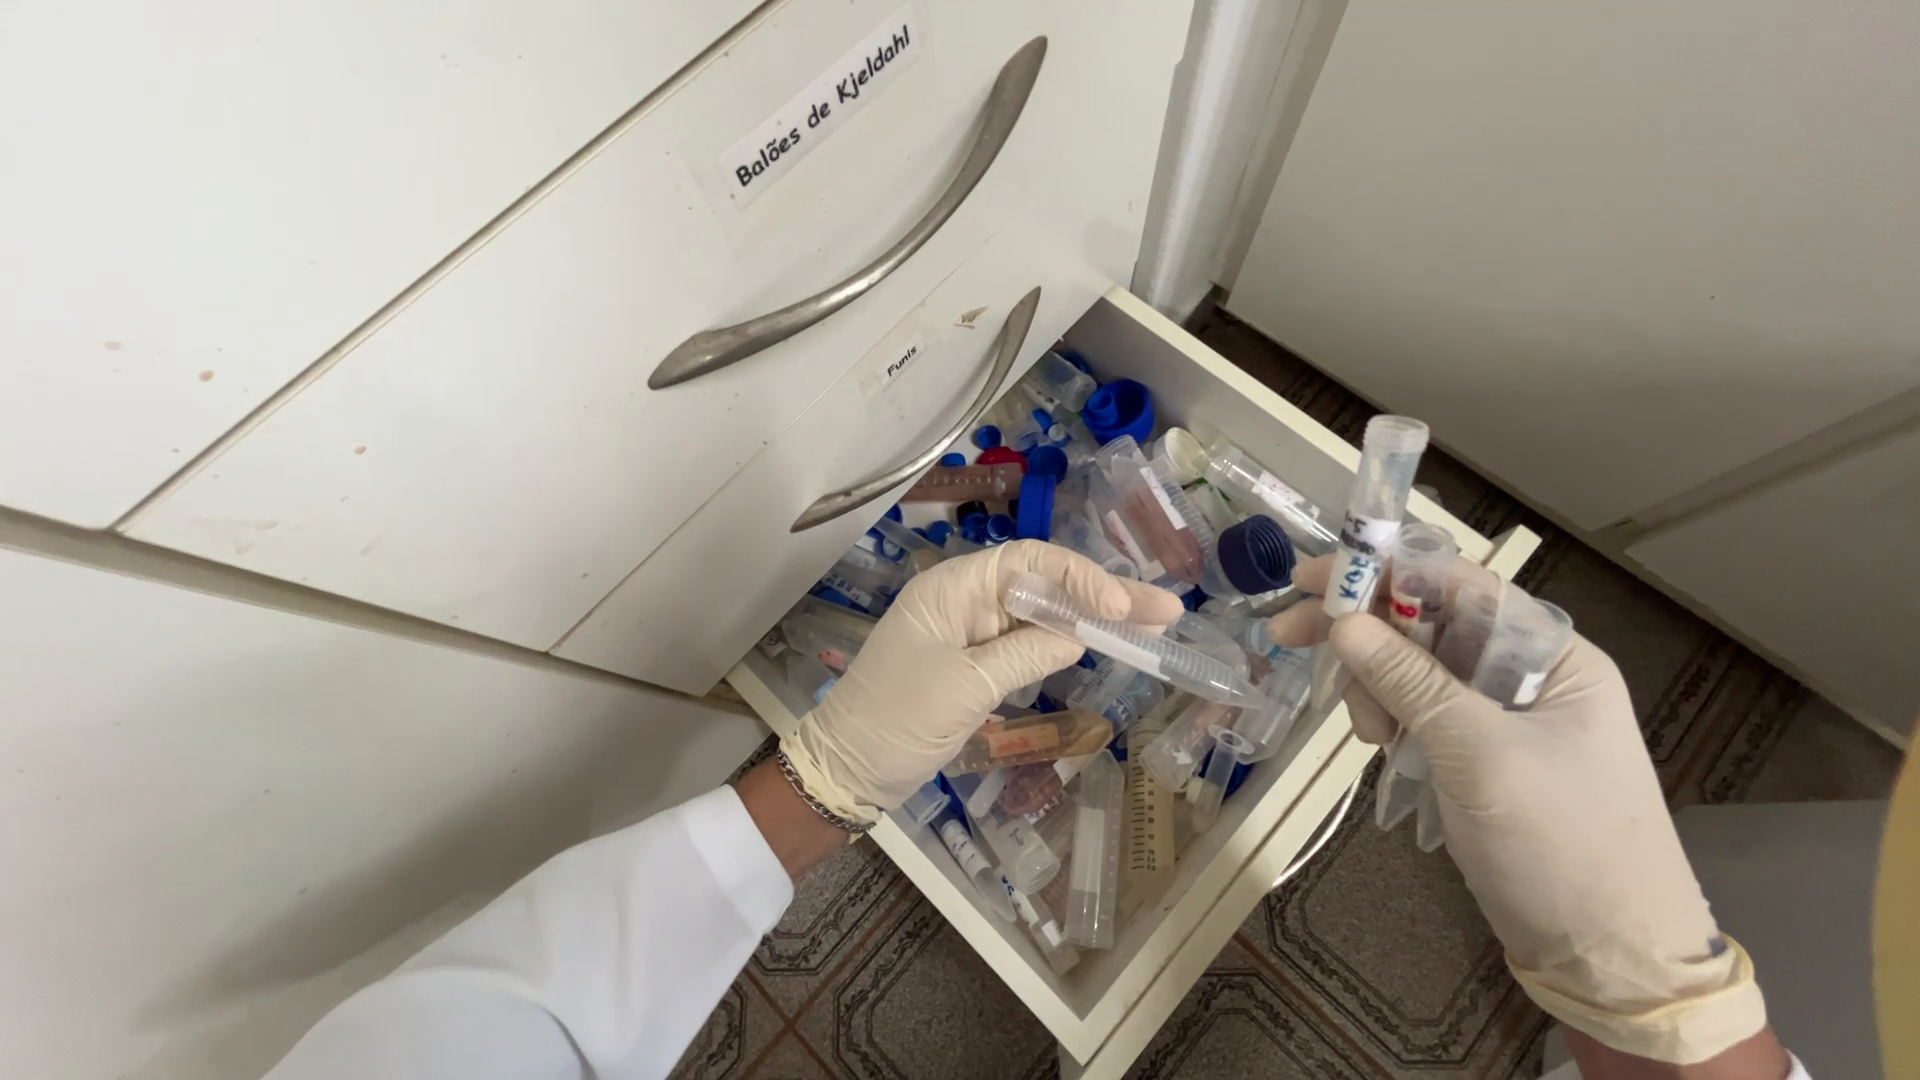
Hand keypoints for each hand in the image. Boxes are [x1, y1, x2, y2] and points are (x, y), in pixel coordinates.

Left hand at [784, 540, 1182, 823]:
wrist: (849, 769)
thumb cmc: (896, 720)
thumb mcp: (964, 686)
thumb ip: (1023, 654)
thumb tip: (1077, 634)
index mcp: (952, 588)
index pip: (1027, 563)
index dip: (1079, 576)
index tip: (1120, 604)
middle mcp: (965, 599)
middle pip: (1042, 586)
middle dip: (1101, 595)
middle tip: (1164, 608)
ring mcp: (971, 632)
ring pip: (1041, 615)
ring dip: (1092, 619)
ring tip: (1152, 626)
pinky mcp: (976, 662)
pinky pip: (1026, 643)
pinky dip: (1063, 644)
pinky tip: (1104, 642)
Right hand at [1267, 554, 1770, 1066]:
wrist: (1606, 956)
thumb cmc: (1560, 843)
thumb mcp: (1478, 752)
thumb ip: (1409, 679)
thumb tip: (1341, 620)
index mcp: (1551, 654)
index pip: (1457, 583)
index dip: (1380, 570)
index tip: (1307, 578)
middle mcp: (1525, 670)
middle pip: (1425, 621)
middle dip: (1360, 630)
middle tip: (1287, 636)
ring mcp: (1498, 709)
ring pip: (1411, 664)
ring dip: (1372, 683)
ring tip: (1367, 733)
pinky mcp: (1474, 745)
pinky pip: (1414, 705)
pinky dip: (1386, 713)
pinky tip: (1378, 741)